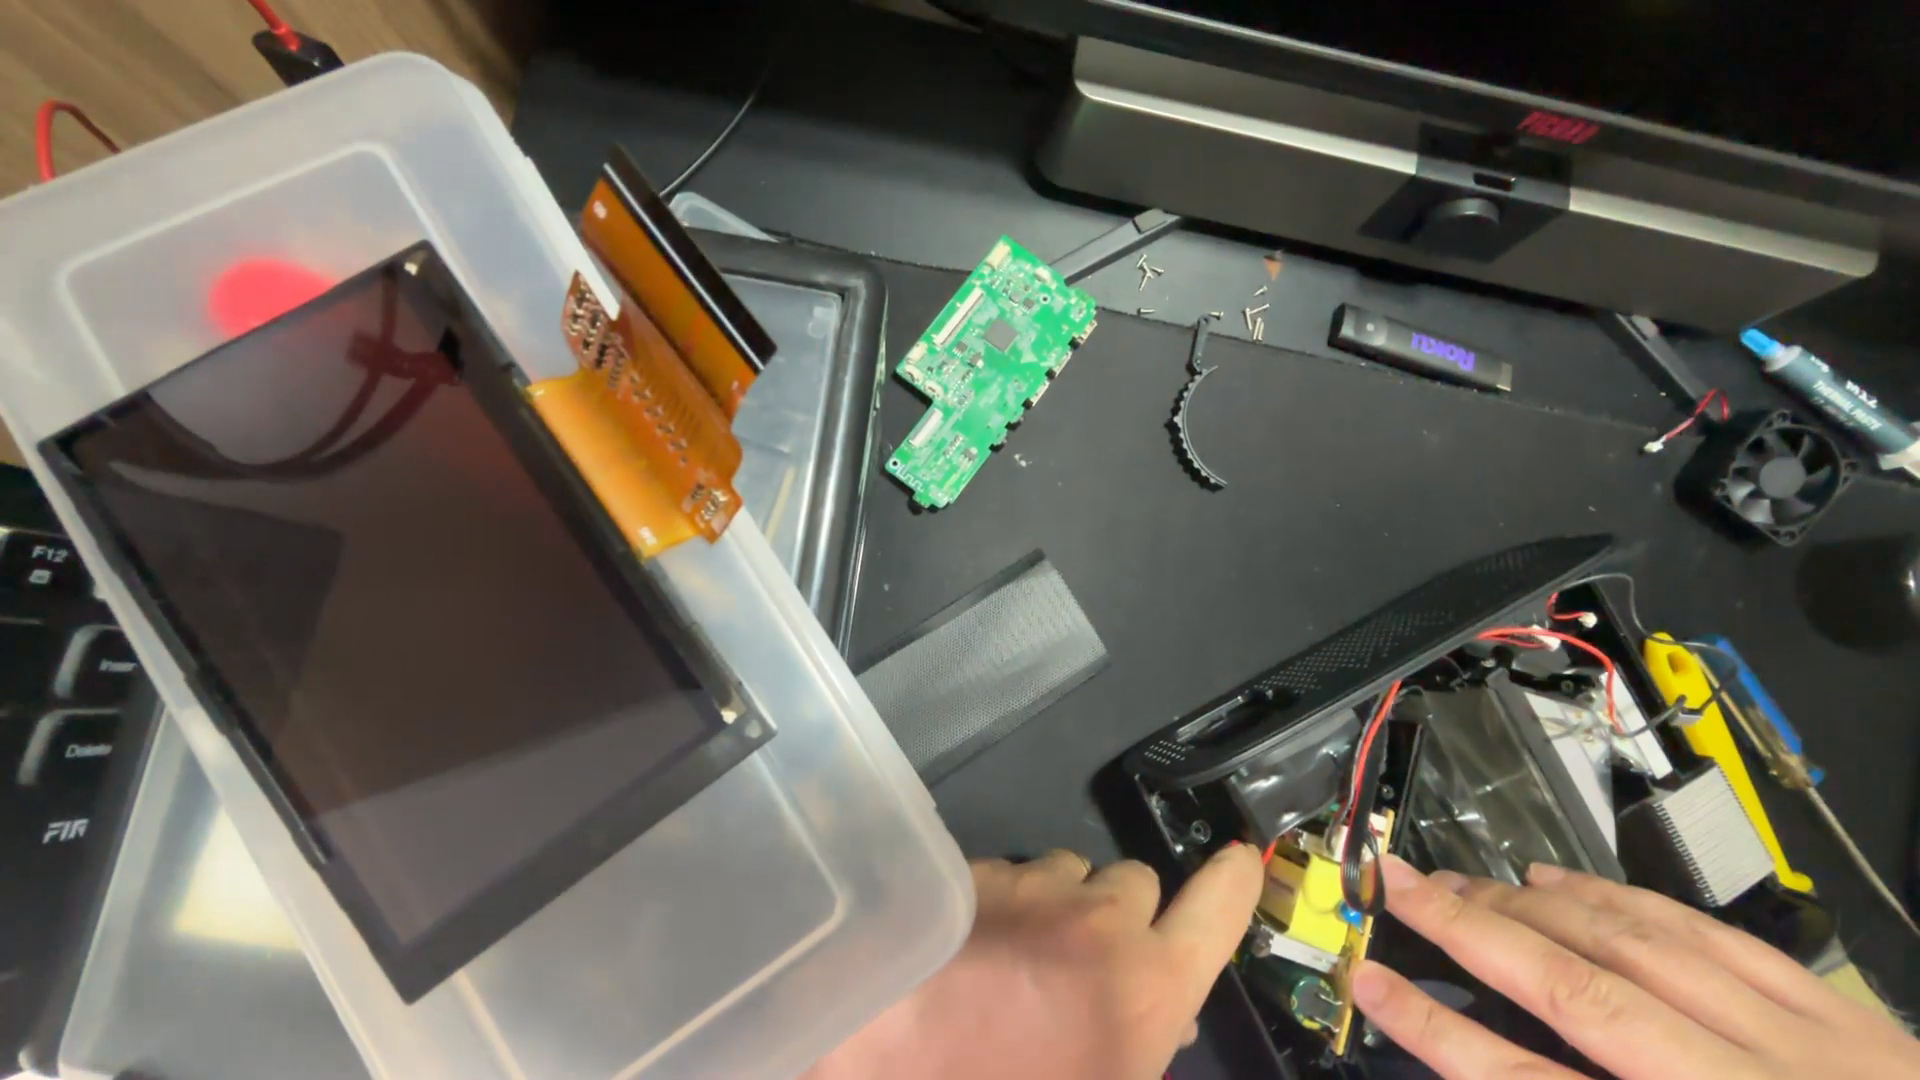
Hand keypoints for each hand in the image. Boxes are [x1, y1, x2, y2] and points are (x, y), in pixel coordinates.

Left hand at [808, 843, 1265, 1079]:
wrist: (884, 1049)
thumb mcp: (1104, 1079)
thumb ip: (1144, 1045)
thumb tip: (1165, 1019)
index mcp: (1146, 985)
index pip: (1218, 911)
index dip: (1233, 883)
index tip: (1240, 859)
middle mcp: (1101, 918)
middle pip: (1137, 881)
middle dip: (1125, 912)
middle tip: (1092, 959)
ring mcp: (1035, 884)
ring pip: (1073, 869)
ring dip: (1064, 901)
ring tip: (1026, 951)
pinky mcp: (979, 869)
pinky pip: (1015, 871)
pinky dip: (1011, 896)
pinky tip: (976, 940)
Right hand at [1354, 855, 1919, 1077]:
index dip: (1439, 1030)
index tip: (1372, 985)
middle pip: (1575, 991)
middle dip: (1466, 930)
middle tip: (1394, 885)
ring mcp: (1816, 1052)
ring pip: (1634, 945)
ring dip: (1531, 904)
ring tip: (1463, 880)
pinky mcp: (1855, 1021)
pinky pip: (1709, 936)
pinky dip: (1619, 899)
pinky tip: (1563, 881)